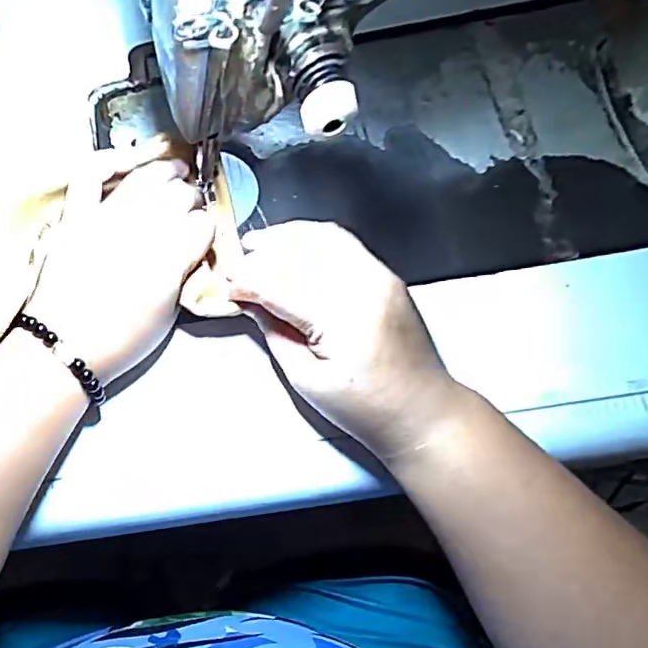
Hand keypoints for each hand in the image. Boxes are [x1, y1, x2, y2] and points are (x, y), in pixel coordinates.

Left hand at [25, 145, 214, 384]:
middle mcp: (143, 228)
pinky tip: (128, 161)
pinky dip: (111, 159)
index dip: (207, 230)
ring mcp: (107, 216)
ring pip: (146, 176)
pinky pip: (92, 172)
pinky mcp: (77, 214)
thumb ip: (182, 275)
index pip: (203, 224)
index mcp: (172, 256)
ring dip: (165, 171)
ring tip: (174, 171)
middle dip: (191, 200)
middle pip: (179, 195)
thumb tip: (188, 253)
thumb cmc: (119, 340)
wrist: (64, 346)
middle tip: (191, 209)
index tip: (204, 237)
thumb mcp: (168, 314)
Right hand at [230, 221, 469, 461]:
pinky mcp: (387, 277)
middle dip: (264, 253)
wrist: (421, 410)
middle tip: (237, 262)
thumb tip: (250, 303)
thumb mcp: (307, 379)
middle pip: (303, 251)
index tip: (226, 283)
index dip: (248, 280)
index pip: (283, 284)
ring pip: (325, 237)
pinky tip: (293, 249)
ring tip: (259, 246)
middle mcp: (365, 288)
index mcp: (343, 320)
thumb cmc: (364, 408)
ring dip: (288, 238)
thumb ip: (276, 334)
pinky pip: (345, 245)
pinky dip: (313, 241)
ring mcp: (381, 278)